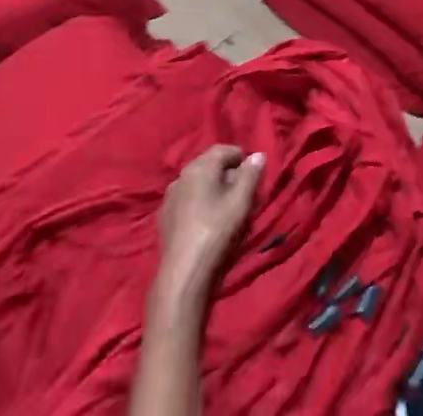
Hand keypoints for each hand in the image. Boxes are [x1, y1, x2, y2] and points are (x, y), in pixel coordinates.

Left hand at [155, 145, 264, 295]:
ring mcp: (170, 196)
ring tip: (228, 211)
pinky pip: (187, 201)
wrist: (184, 273)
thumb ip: (251, 175)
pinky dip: (200, 205)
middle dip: (229, 176)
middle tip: (245, 196)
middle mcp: (181, 175)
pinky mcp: (165, 217)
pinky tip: (208, 224)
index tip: (254, 177)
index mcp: (199, 166)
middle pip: (210, 166)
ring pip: (198, 185)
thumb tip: (258, 155)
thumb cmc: (216, 231)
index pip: (224, 150)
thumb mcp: (241, 202)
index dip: (242, 159)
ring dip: (214, 191)